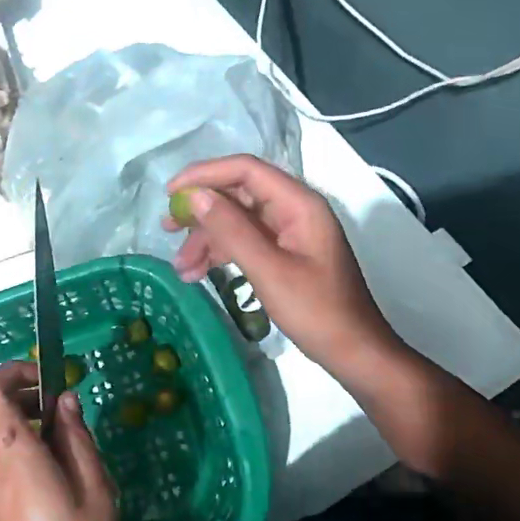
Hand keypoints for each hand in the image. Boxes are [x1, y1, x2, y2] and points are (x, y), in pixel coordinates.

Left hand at [0, 362, 116, 520]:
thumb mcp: (95, 494)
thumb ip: (77, 441)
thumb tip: (64, 402)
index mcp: (13, 457)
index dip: (8, 375)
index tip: (44, 380)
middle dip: (28, 405)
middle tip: (69, 419)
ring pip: (2, 449)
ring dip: (31, 439)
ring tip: (74, 466)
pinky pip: (3, 476)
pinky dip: (25, 466)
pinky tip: (58, 499)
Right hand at [164, 154, 401, 371]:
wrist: (352, 350)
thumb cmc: (316, 310)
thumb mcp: (268, 270)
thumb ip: (231, 230)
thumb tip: (195, 197)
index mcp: (298, 204)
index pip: (245, 170)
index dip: (205, 175)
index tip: (170, 193)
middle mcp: (292, 209)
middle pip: (237, 194)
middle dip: (200, 211)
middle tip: (167, 229)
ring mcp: (287, 231)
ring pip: (235, 220)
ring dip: (205, 239)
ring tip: (181, 268)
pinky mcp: (282, 252)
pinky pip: (243, 241)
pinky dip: (219, 253)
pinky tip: (197, 273)